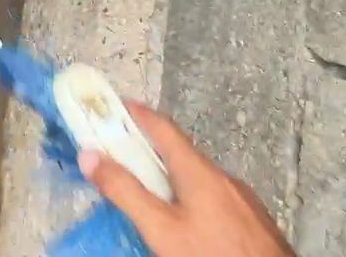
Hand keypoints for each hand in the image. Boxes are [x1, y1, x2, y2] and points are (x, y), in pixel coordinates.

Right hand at [81, 102, 294, 256]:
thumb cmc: (214, 256)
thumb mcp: (161, 230)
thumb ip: (125, 191)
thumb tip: (87, 155)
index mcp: (200, 171)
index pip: (161, 125)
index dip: (133, 111)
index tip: (108, 104)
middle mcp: (225, 179)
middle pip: (179, 152)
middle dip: (146, 149)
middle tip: (118, 155)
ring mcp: (246, 204)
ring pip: (198, 177)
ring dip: (169, 176)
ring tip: (149, 194)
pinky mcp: (258, 227)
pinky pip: (216, 198)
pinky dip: (192, 196)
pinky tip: (188, 223)